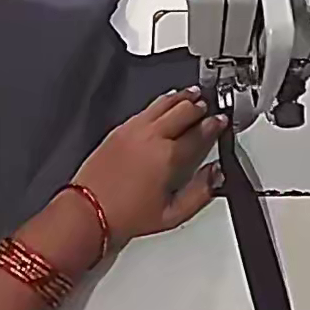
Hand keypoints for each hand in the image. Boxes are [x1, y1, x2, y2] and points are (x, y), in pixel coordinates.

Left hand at [72, 90, 226, 247]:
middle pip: (184, 110)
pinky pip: (146, 108)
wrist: (89, 211)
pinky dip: (161, 102)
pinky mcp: (120, 130)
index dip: (214, 124)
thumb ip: (201, 192)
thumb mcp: (174, 214)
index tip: (221, 121)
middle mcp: (153, 137)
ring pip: (164, 103)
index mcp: (170, 157)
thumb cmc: (127, 215)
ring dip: (182, 97)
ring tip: (193, 94)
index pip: (200, 133)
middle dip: (200, 106)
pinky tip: (165, 102)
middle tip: (209, 106)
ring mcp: (135, 130)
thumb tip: (215, 174)